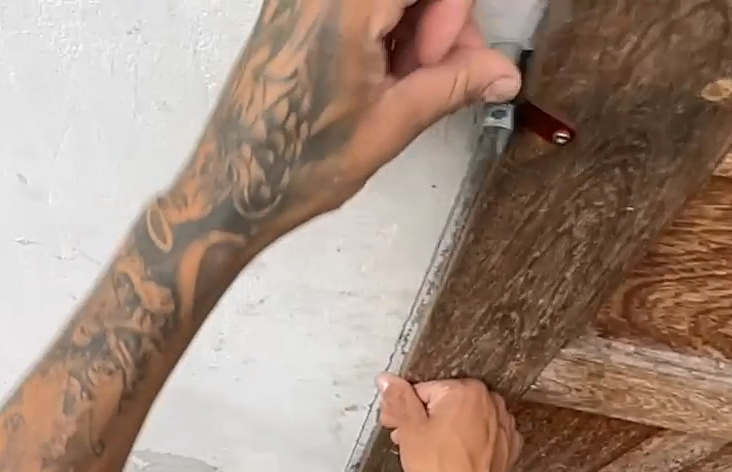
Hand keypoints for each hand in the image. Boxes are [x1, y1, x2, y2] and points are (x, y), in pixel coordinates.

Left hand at [175, 0, 519, 242]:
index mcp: (345, 3)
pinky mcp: (287, 11)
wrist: (231, 192)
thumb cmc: (290, 168)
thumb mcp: (388, 126)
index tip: (449, 56)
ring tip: (397, 85)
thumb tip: (501, 73)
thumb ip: (452, 84)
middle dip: (436, 15)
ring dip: (407, 23)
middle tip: (432, 73)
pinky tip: (374, 75)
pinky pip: (351, 4)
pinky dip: (376, 26)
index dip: (453, 12)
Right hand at [376, 374, 520, 471]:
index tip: (395, 426)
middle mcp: (489, 400)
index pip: (422, 390)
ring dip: (444, 429)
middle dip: (424, 419)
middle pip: (445, 402)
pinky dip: (466, 442)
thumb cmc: (438, 468)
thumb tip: (388, 379)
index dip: (404, 410)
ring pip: (463, 418)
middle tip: (407, 441)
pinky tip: (451, 457)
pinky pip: (480, 435)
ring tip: (429, 452)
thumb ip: (398, 398)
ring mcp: (502, 423)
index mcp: (465, 390)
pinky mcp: (507, 444)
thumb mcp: (409, 429)